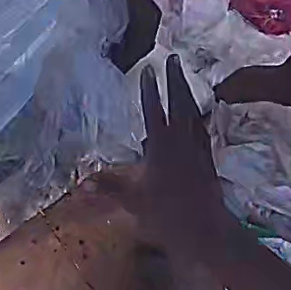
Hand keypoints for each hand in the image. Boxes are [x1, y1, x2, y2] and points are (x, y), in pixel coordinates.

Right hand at [95, 57, 239, 258]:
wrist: (207, 231)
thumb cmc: (167, 216)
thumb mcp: (134, 202)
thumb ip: (110, 187)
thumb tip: (83, 182)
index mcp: (162, 148)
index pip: (153, 111)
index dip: (149, 90)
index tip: (147, 69)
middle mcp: (182, 142)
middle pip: (179, 103)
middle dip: (175, 79)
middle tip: (173, 58)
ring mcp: (198, 149)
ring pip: (193, 113)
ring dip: (187, 93)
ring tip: (183, 78)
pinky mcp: (208, 159)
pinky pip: (202, 129)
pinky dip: (198, 116)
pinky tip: (198, 114)